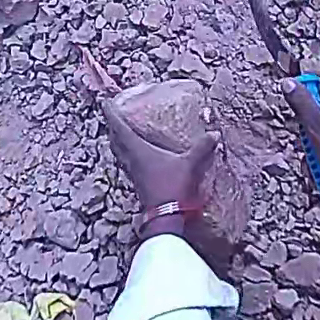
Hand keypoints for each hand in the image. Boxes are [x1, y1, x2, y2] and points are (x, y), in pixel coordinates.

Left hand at [101, 100, 218, 211]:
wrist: (165, 216)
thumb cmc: (172, 186)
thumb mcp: (189, 164)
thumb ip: (201, 148)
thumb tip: (214, 134)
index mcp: (137, 151)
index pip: (119, 128)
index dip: (111, 114)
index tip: (105, 103)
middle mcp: (130, 160)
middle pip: (115, 140)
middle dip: (113, 127)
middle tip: (113, 117)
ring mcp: (133, 172)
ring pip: (119, 152)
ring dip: (118, 141)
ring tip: (122, 133)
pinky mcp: (138, 182)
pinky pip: (127, 162)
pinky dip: (127, 154)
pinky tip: (137, 155)